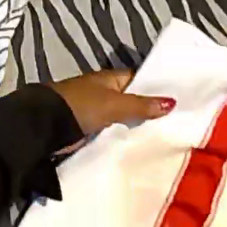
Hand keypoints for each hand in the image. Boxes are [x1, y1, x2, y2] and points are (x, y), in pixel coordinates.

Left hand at [43, 70, 174, 148]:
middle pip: (132, 100)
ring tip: (168, 138)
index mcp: (109, 79)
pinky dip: (124, 138)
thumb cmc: (81, 106)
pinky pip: (113, 132)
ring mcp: (96, 112)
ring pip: (123, 118)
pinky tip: (142, 147)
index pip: (138, 79)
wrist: (47, 125)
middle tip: (179, 124)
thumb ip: (141, 105)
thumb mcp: (114, 104)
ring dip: (137, 127)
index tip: (179, 100)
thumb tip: (172, 102)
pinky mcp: (90, 130)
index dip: (156, 87)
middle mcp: (104, 92)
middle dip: (149, 111)